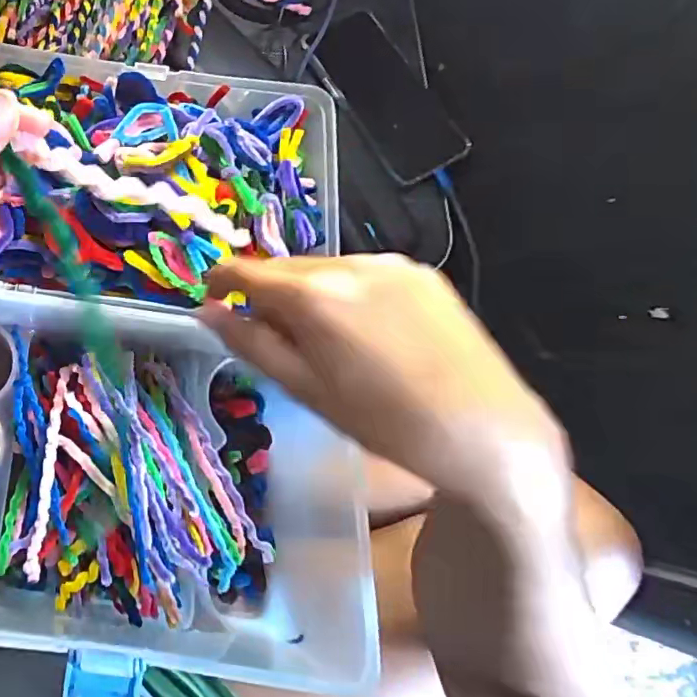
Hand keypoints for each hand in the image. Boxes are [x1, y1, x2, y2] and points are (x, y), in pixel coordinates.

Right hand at [200, 254, 568, 505]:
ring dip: (306, 293)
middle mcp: (350, 264)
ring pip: (322, 268)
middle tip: (276, 340)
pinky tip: (366, 332)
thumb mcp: (304, 388)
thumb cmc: (384, 422)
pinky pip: (361, 272)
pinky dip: (345, 292)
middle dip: (267, 295)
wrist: (489, 433)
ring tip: (327, 341)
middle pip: (284, 267)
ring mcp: (391, 263)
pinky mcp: (421, 272)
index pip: (245, 270)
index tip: (213, 302)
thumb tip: (207, 311)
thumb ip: (250, 342)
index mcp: (314, 294)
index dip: (219, 283)